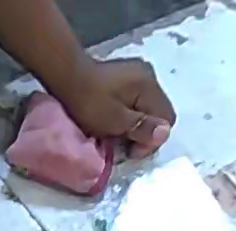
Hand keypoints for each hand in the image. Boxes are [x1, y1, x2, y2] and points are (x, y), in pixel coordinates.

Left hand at [58, 57, 175, 158]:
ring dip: (136, 127)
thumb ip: (141, 127)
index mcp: (150, 86)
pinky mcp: (127, 79)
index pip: (167, 119)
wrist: (68, 77)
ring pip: (147, 110)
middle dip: (144, 133)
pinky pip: (137, 103)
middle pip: (158, 114)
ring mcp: (138, 75)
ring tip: (117, 135)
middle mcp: (149, 77)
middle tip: (123, 145)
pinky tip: (115, 123)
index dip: (152, 140)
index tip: (131, 151)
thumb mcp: (116, 121)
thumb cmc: (90, 103)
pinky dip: (130, 117)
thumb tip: (165, 134)